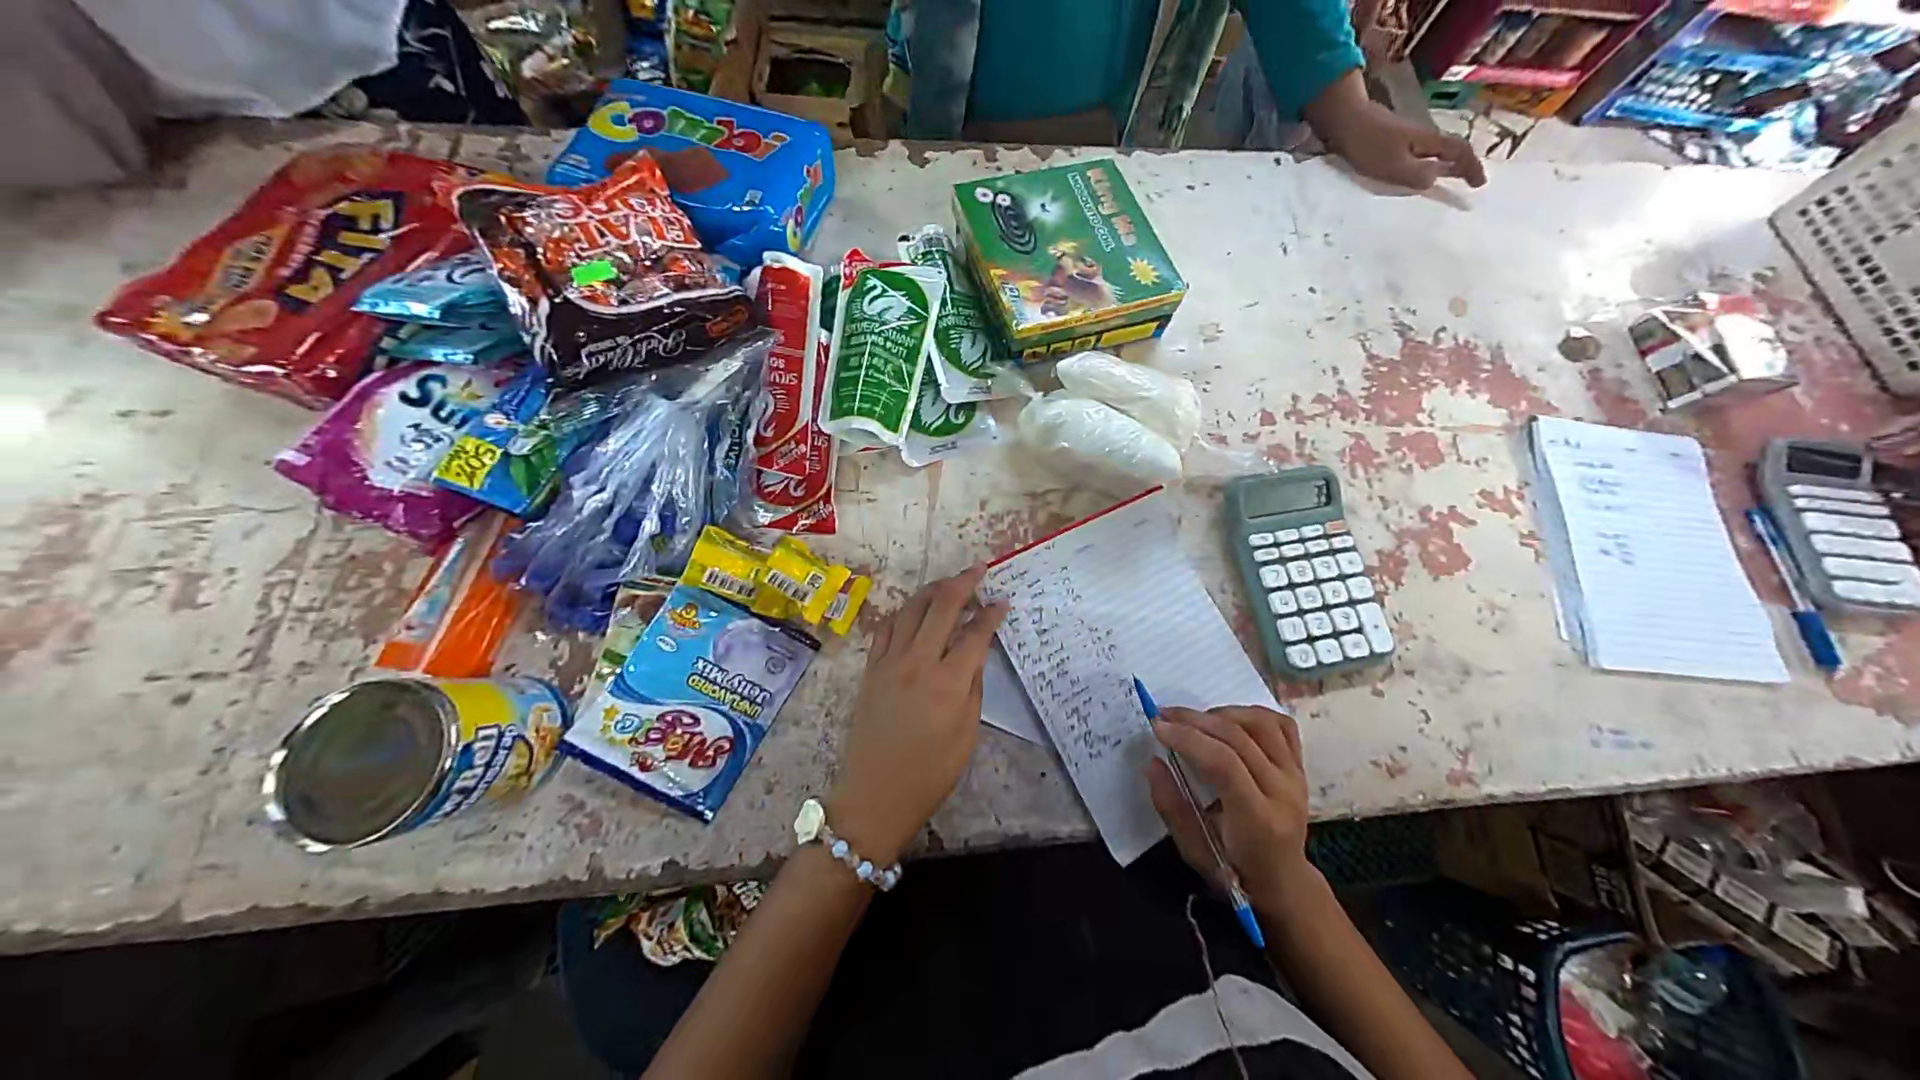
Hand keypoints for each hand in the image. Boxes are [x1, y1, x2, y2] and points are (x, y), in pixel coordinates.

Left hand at [826, 564, 1008, 864]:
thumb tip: (977, 651)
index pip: (975, 633)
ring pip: (911, 609)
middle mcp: (918, 662)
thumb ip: (973, 686)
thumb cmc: (930, 772)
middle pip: (942, 607)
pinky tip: (914, 610)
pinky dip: (904, 612)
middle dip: (964, 582)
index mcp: (949, 682)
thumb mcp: (967, 733)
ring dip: (933, 590)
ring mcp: (889, 662)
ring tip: (950, 583)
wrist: (875, 793)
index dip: (992, 613)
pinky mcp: (870, 668)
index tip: (1003, 601)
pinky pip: (887, 627)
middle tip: (979, 570)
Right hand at [1146, 706, 1317, 911]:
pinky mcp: (1299, 767)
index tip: (1158, 728)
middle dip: (1194, 720)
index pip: (1224, 764)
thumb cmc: (1233, 870)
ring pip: (1260, 724)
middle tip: (1164, 716)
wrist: (1282, 880)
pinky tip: (1227, 720)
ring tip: (1194, 720)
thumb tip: (1152, 763)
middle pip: (1238, 738)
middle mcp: (1283, 793)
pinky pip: (1280, 725)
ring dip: (1221, 713)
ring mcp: (1295, 777)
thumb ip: (1171, 806)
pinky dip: (1251, 714)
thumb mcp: (1193, 850)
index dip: (1189, 739)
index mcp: (1257, 820)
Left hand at [1305, 72, 1485, 190]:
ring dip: (1442, 165)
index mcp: (1427, 141)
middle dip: (1461, 165)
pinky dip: (1423, 163)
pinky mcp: (1391, 140)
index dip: (1470, 167)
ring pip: (1432, 152)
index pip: (1458, 152)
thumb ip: (1417, 174)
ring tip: (1445, 181)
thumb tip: (1436, 179)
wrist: (1346, 119)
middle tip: (1467, 182)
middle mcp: (1421, 136)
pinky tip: (1415, 172)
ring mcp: (1406, 136)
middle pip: (1449, 150)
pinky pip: (1415, 154)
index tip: (1480, 183)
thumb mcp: (1393, 165)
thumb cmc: (1369, 144)